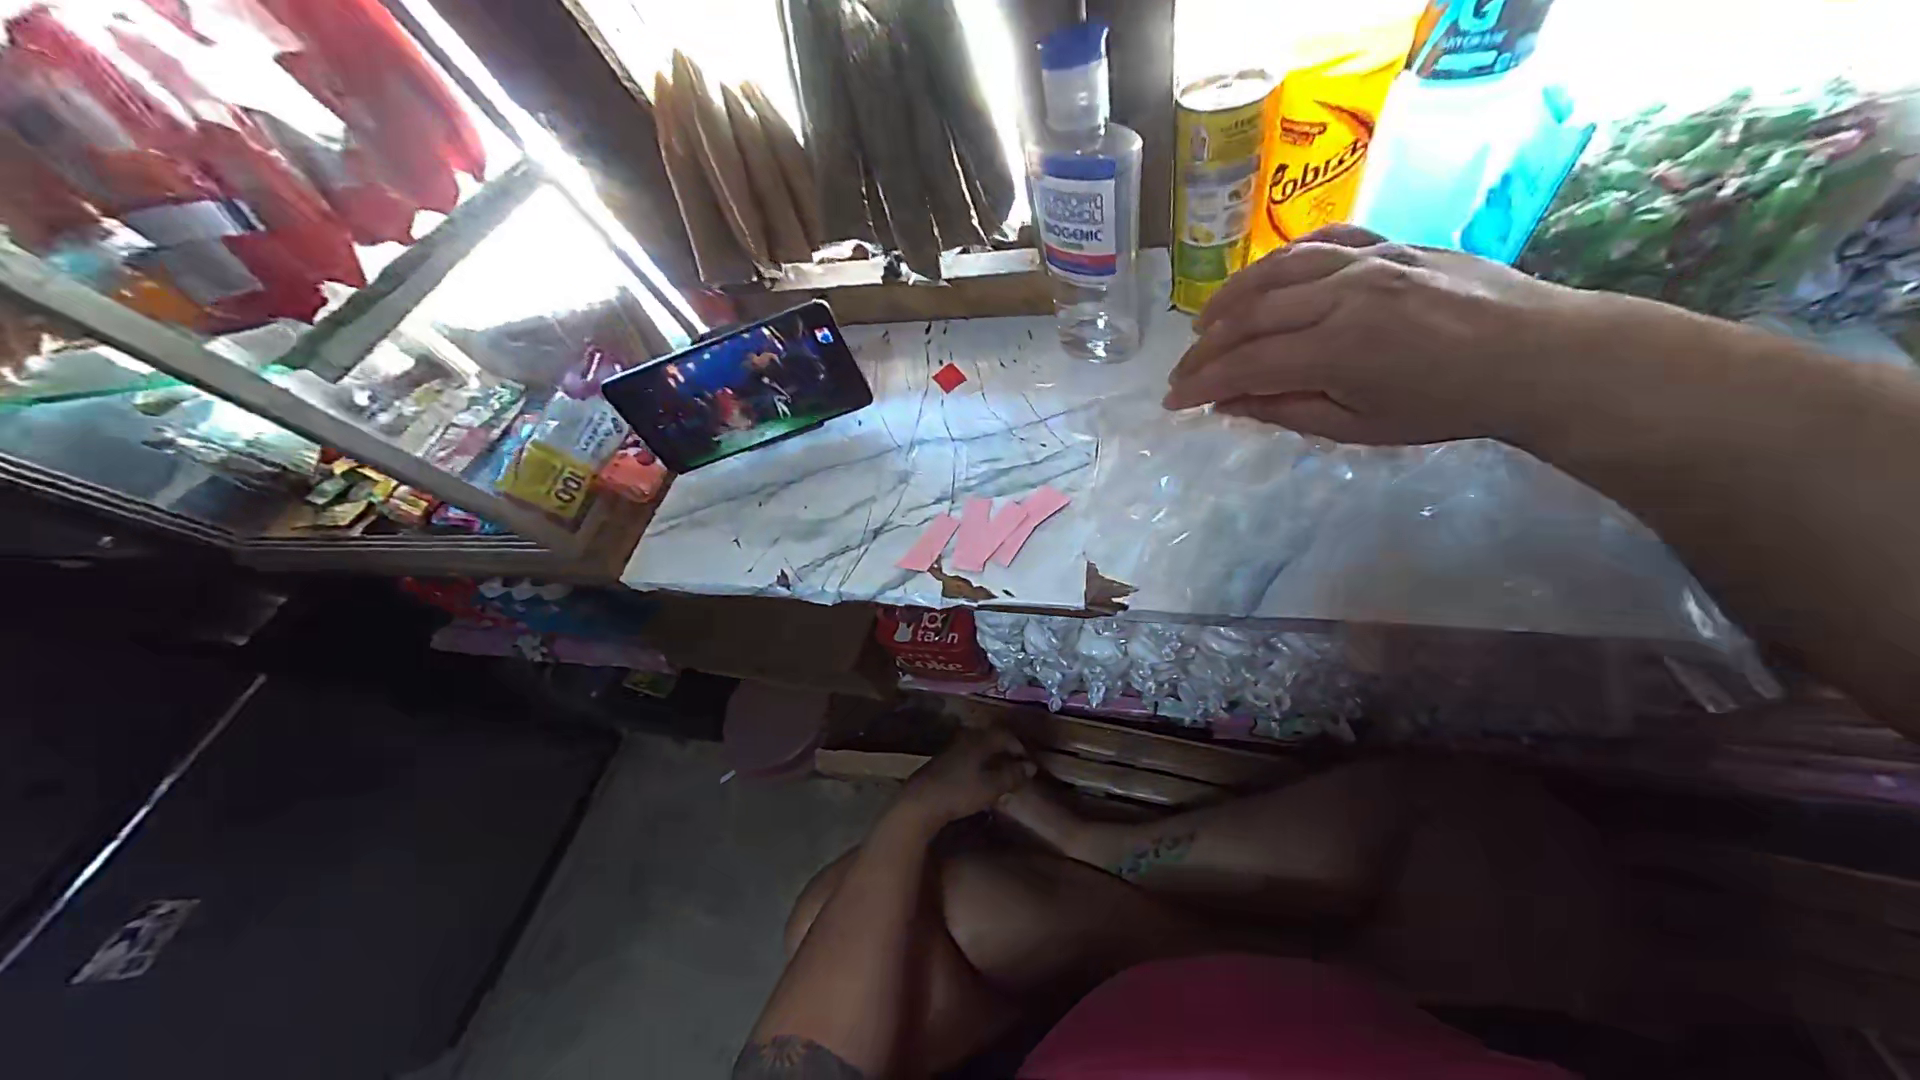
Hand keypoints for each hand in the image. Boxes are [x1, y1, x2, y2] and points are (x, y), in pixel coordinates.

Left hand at [895, 727, 1035, 828]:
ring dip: (992, 758)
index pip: (1004, 734)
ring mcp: (951, 749)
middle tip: (1017, 766)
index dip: (1019, 746)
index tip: (1028, 761)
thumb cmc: (959, 792)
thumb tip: (1031, 766)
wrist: (920, 802)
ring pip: (978, 748)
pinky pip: (968, 756)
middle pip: (991, 739)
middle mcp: (966, 739)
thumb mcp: (991, 787)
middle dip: (1006, 751)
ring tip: (1002, 774)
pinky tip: (980, 779)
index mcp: (979, 739)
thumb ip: (1012, 775)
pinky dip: (979, 764)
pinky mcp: (941, 762)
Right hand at [1163, 225, 1595, 444]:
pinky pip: (1320, 240)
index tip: (1173, 400)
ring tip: (1206, 323)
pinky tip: (1264, 278)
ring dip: (1230, 298)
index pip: (1246, 363)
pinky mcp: (1389, 243)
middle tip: (1184, 370)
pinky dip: (1280, 259)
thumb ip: (1288, 411)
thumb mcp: (1360, 427)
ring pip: (1275, 270)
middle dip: (1206, 347)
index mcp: (1338, 349)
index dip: (1202, 382)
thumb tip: (1229, 403)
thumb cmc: (1447, 406)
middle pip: (1250, 316)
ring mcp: (1367, 261)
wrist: (1539, 356)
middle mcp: (1343, 294)